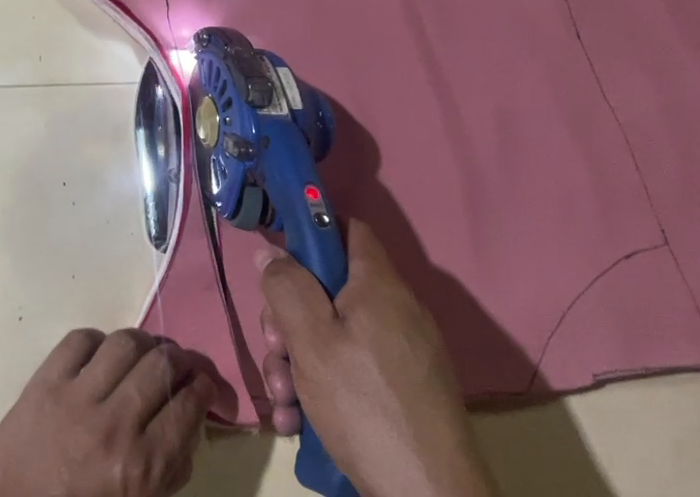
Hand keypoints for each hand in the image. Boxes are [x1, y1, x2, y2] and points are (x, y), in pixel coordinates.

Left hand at [0, 328, 217, 496]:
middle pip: (161, 365)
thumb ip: (171, 465)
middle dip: (183, 359)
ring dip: (145, 343)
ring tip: (147, 353)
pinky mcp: (43, 382)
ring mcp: (75, 398)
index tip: (207, 384)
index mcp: (141, 465)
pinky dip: (98, 340)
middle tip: (184, 365)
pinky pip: (79, 340)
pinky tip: (103, 354)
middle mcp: (113, 425)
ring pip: (124, 343)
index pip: (188, 406)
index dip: (207, 387)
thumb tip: (189, 418)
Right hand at [257, 220, 496, 496]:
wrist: (429, 496)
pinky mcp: (402, 390)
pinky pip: (351, 369)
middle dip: (289, 318)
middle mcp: (395, 311)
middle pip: (327, 288)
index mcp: (378, 286)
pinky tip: (299, 420)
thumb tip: (270, 251)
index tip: (275, 259)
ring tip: (285, 401)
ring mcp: (402, 353)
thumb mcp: (310, 340)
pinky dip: (321, 386)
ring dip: (296, 361)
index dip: (308, 232)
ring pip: (332, 334)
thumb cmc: (365, 405)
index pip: (345, 228)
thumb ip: (286, 287)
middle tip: (276, 349)